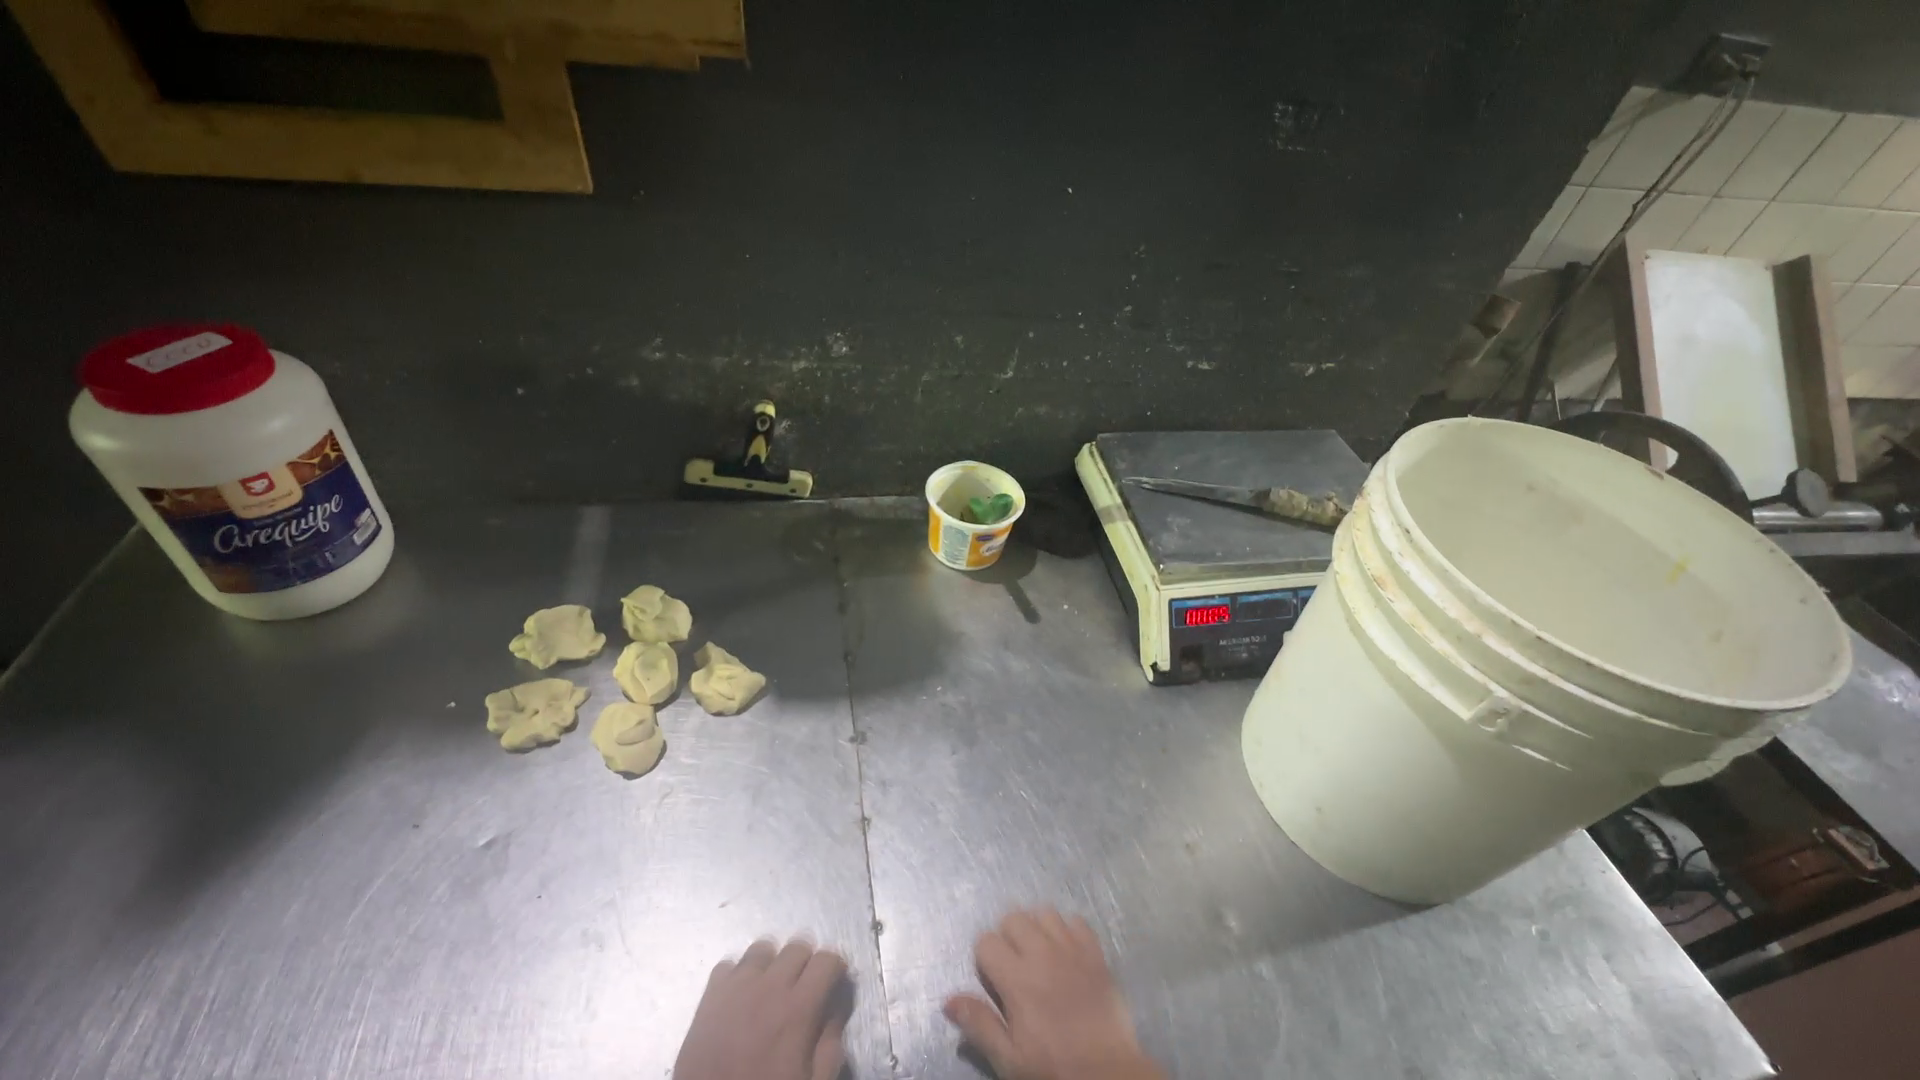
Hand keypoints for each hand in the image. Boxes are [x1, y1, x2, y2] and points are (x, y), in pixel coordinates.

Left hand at [674, 939, 850, 1079]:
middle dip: (807, 962)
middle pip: (797, 947)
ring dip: (773, 962)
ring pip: (762, 949)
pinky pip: (728, 965)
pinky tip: (742, 996)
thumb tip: (836, 1007)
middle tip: (805, 987)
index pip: (826, 959)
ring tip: (772, 986)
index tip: (833, 983)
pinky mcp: (709, 997)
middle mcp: (768, 987)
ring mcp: (735, 988)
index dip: (835, 968)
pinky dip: (739, 974)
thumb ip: (831, 1043)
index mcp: (798, 1009)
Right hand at [943, 909, 1164, 1079]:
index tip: (994, 981)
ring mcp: (1072, 949)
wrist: (1108, 1073)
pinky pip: (1076, 921)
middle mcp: (1043, 953)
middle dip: (1007, 936)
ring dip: (1036, 928)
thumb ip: (979, 1024)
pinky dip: (1067, 930)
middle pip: (1014, 917)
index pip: (986, 941)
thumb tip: (948, 1000)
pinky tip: (1066, 952)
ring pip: (1044, 913)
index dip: (985, 958)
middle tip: (1014, 966)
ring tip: (1039, 955)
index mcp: (1017, 979)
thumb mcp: (1009, 1058)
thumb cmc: (1053, 1068)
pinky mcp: (1096, 952)